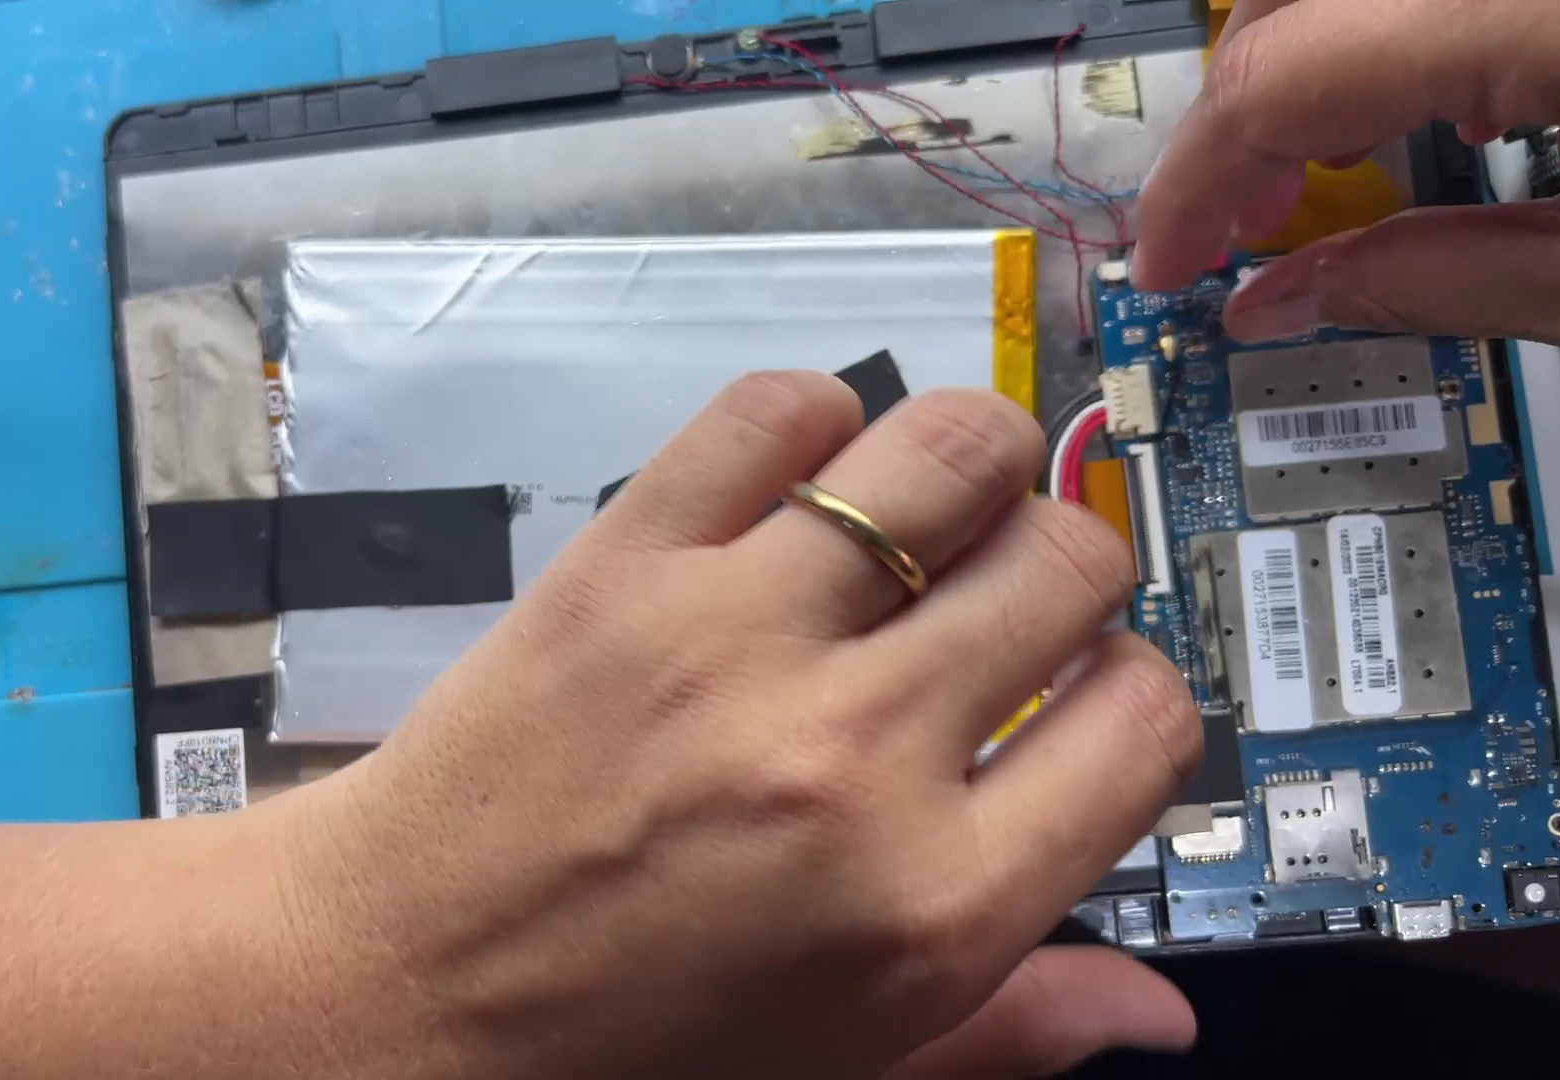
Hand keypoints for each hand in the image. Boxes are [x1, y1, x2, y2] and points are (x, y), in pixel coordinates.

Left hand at [272, 376, 1200, 1079]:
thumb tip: (1154, 1005)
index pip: (1140, 723)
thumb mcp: (835, 1063)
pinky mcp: (621, 560)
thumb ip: (1006, 1025)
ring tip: (932, 488)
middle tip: (1002, 572)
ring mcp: (726, 632)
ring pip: (938, 452)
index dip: (1126, 682)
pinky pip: (764, 415)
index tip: (1075, 672)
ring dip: (971, 450)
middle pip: (1060, 561)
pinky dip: (813, 412)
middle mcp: (846, 747)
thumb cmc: (610, 1033)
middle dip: (1061, 554)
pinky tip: (803, 463)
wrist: (405, 973)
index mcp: (926, 898)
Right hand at [1131, 0, 1559, 343]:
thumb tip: (1274, 304)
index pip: (1277, 78)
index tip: (1169, 267)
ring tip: (1336, 159)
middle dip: (1231, 106)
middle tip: (1244, 212)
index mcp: (1555, 14)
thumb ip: (1445, 278)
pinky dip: (1397, 30)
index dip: (1189, 185)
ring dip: (1306, 64)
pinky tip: (1455, 89)